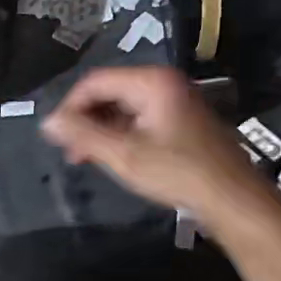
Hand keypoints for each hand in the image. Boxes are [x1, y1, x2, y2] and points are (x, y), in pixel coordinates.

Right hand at [43, 67, 270, 220]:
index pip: (95, 82)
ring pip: (125, 107)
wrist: (232, 198)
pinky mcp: (182, 121)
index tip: (55, 135)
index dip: (70, 106)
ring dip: (102, 130)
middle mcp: (164, 83)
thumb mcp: (124, 155)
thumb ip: (83, 135)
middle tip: (69, 150)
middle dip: (86, 119)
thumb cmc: (178, 173)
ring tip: (85, 158)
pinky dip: (122, 135)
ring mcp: (176, 101)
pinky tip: (113, 157)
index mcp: (151, 82)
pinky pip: (141, 119)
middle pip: (110, 92)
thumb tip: (47, 121)